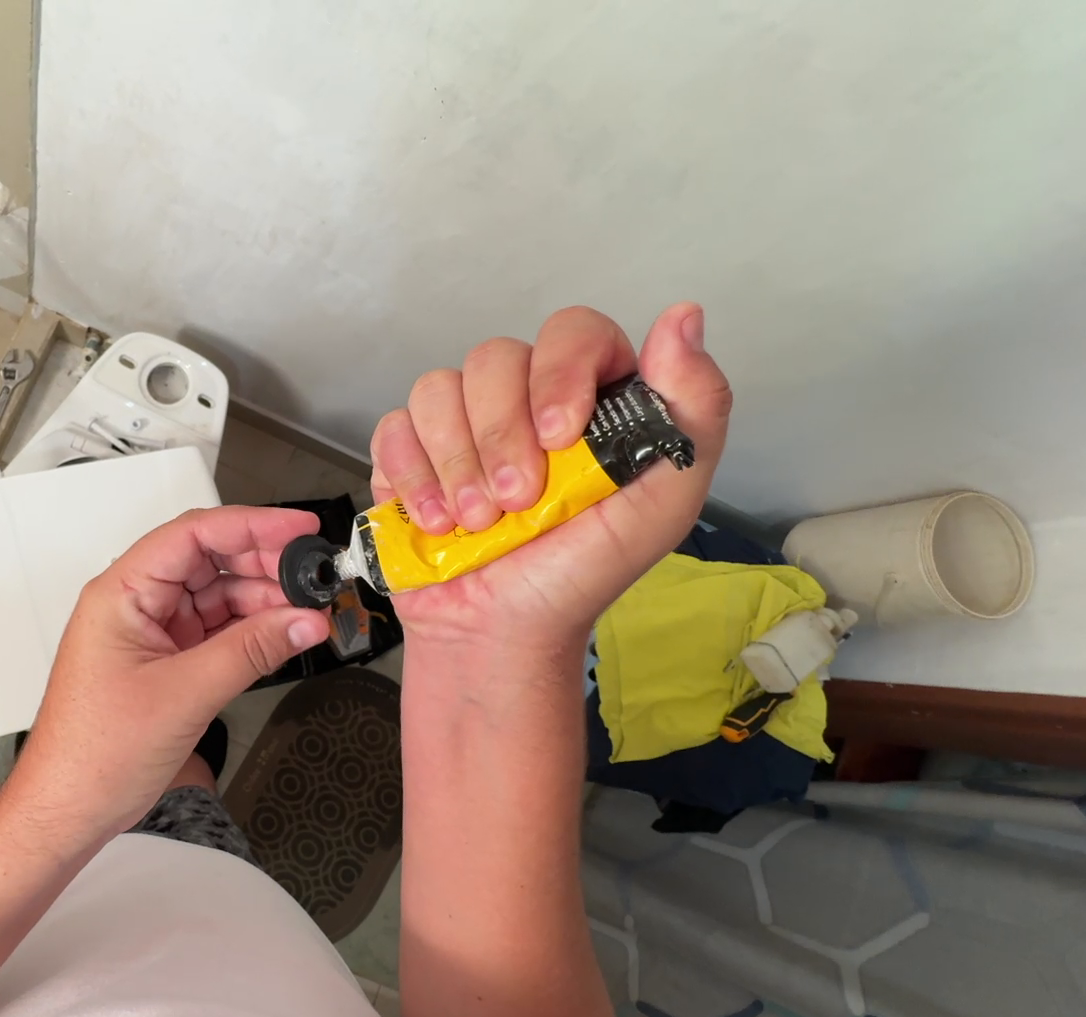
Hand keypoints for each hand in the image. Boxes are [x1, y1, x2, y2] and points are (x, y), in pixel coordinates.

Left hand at [3, 506, 331, 839]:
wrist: (69, 810)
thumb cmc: (93, 755)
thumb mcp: (184, 694)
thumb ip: (250, 651)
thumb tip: (302, 620)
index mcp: (121, 593)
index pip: (192, 535)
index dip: (250, 524)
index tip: (297, 527)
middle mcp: (135, 602)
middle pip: (208, 559)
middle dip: (263, 562)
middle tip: (313, 573)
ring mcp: (151, 630)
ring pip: (216, 593)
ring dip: (262, 597)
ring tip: (306, 608)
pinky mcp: (165, 658)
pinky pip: (215, 628)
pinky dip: (250, 628)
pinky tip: (281, 631)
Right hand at [369, 303, 731, 649]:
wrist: (496, 630)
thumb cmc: (576, 575)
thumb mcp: (660, 504)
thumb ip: (692, 411)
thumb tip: (683, 317)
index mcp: (584, 400)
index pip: (571, 333)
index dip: (559, 373)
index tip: (558, 440)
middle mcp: (517, 401)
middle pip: (492, 358)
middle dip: (499, 435)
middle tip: (515, 503)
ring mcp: (456, 426)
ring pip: (436, 388)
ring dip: (454, 463)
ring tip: (472, 523)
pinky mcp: (405, 454)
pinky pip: (393, 429)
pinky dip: (411, 477)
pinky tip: (435, 521)